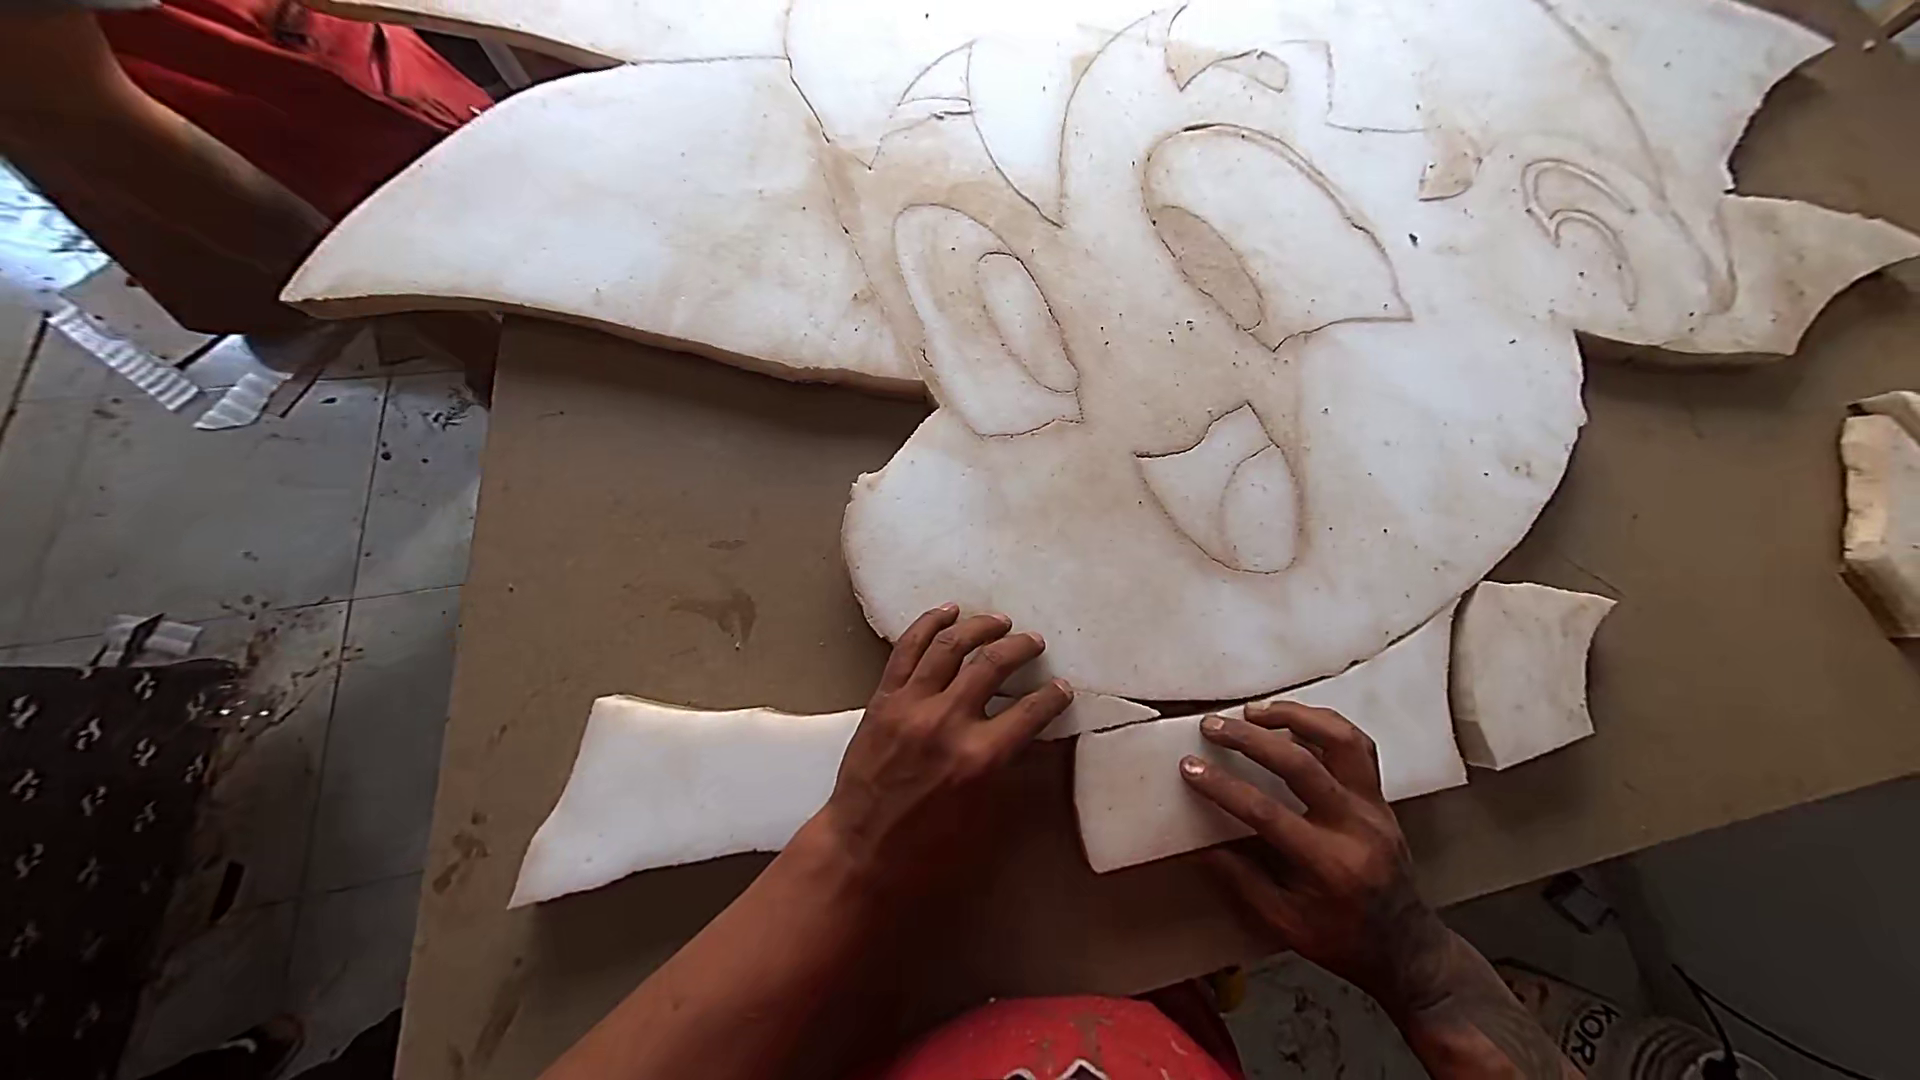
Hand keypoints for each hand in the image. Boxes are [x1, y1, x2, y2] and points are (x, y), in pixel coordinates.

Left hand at [812, 604, 1070, 895]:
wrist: (860, 853)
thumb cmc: (927, 849)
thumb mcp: (985, 817)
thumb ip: (1010, 769)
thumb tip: (1033, 737)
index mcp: (979, 759)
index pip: (1031, 713)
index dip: (1054, 697)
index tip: (1063, 688)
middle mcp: (947, 722)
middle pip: (994, 665)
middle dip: (1021, 648)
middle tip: (1034, 642)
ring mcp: (911, 706)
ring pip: (951, 647)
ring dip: (980, 626)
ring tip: (999, 620)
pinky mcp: (884, 699)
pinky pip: (907, 650)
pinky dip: (929, 625)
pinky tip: (947, 611)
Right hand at [1178, 702, 1453, 1016]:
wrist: (1411, 952)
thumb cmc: (1343, 941)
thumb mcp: (1284, 924)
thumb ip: (1240, 879)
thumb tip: (1198, 841)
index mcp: (1329, 865)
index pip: (1266, 813)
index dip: (1222, 787)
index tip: (1190, 768)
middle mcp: (1357, 828)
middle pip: (1301, 764)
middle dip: (1250, 739)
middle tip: (1213, 727)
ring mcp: (1375, 808)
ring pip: (1341, 741)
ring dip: (1294, 716)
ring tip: (1255, 711)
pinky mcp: (1382, 798)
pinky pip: (1358, 746)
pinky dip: (1324, 724)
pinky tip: (1293, 718)